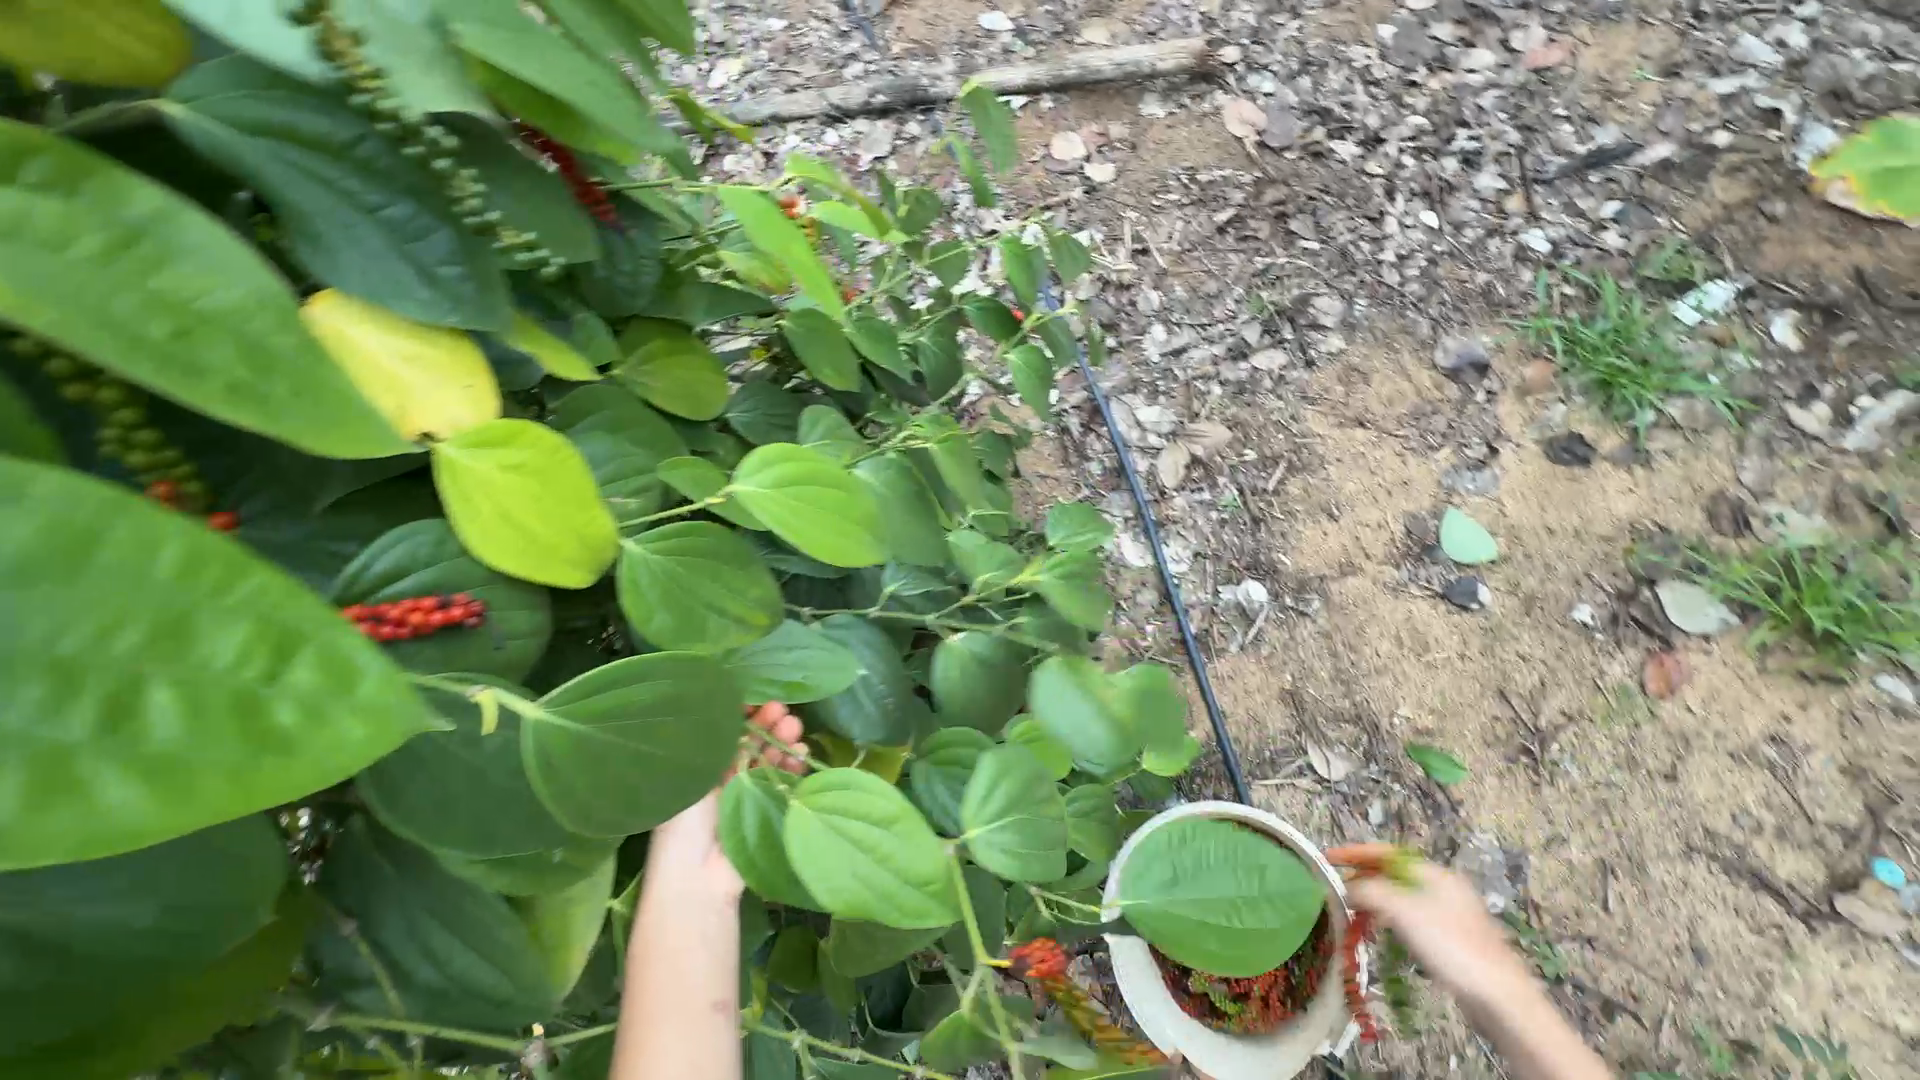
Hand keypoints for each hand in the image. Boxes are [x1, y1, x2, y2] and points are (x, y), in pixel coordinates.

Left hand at [645, 702, 807, 898]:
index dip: (744, 714)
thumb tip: (726, 704)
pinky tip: (801, 753)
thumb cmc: (683, 822)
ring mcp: (746, 794)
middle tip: (784, 710)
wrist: (697, 877)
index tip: (761, 699)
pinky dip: (793, 766)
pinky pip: (783, 781)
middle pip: (751, 743)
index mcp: (698, 766)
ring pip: (769, 760)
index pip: (725, 731)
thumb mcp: (690, 774)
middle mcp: (721, 778)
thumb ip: (711, 740)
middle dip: (768, 725)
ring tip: (795, 730)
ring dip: (783, 742)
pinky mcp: (767, 810)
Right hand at [1329, 844, 1533, 1005]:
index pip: (1386, 852)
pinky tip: (1381, 932)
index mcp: (1434, 873)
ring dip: (1374, 899)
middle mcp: (1443, 887)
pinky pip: (1410, 916)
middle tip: (1337, 886)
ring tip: (1353, 910)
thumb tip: (1347, 888)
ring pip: (1401, 896)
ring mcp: (1449, 913)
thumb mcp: (1402, 911)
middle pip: (1393, 873)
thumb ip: (1369, 891)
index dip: (1355, 853)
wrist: (1498, 995)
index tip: (1327, 857)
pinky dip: (1389, 918)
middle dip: (1363, 877)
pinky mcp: (1451, 937)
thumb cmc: (1450, 945)